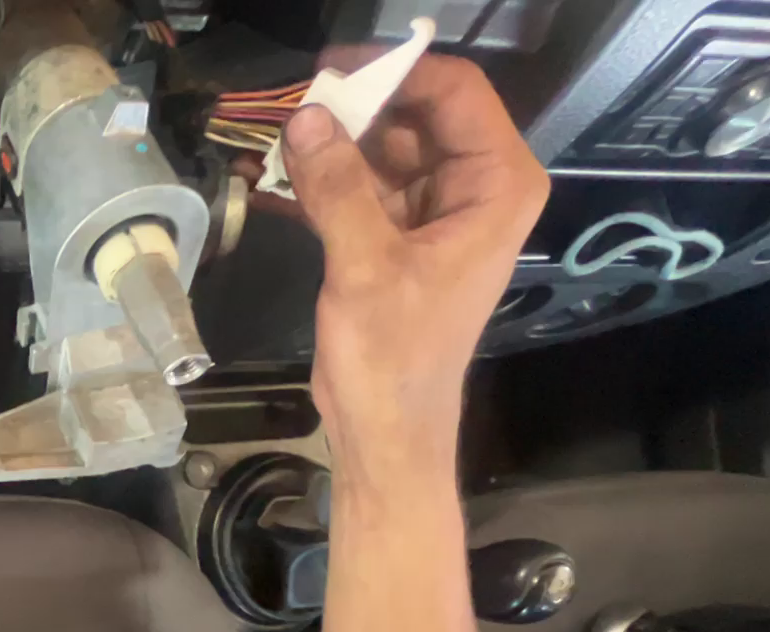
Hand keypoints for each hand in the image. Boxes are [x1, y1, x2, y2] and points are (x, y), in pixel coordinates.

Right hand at [281, 55, 548, 488]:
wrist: (384, 423)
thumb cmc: (391, 352)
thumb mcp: (364, 267)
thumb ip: (338, 189)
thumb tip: (307, 119)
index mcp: (494, 186)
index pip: (454, 97)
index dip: (394, 74)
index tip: (328, 71)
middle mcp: (469, 192)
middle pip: (415, 124)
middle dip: (355, 113)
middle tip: (290, 109)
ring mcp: (428, 220)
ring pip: (381, 160)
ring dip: (331, 152)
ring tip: (275, 141)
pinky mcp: (390, 247)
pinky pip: (358, 198)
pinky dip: (322, 188)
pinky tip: (278, 181)